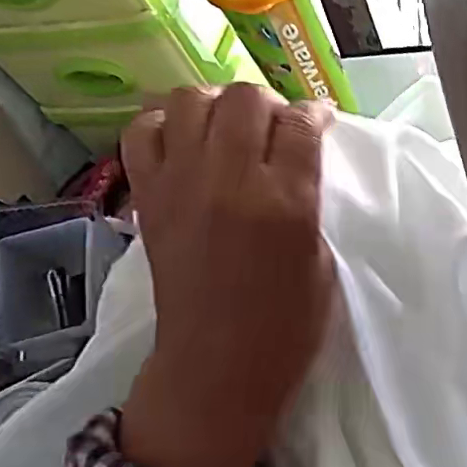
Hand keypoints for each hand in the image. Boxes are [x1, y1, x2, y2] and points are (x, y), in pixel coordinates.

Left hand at [117, 85, 334, 466]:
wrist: (219, 367)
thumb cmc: (287, 328)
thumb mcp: (321, 265)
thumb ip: (309, 207)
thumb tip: (295, 169)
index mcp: (286, 203)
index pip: (301, 126)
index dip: (316, 115)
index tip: (321, 121)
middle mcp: (230, 180)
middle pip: (247, 99)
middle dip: (270, 104)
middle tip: (277, 128)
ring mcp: (181, 184)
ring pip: (191, 99)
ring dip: (218, 105)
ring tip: (231, 129)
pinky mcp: (149, 197)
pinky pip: (144, 132)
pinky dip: (165, 123)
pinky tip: (185, 141)